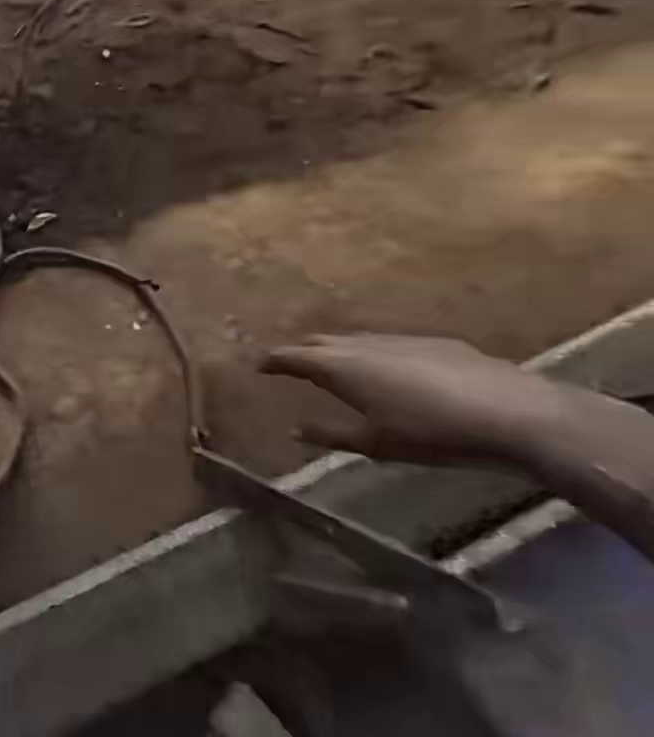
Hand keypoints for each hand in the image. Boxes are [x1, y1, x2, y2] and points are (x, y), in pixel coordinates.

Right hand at [261, 334, 584, 466]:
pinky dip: (381, 354)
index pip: (288, 356)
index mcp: (337, 366)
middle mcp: (361, 345)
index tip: (258, 366)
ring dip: (342, 351)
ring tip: (343, 367)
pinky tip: (398, 372)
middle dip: (303, 351)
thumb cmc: (434, 434)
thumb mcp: (375, 444)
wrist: (525, 418)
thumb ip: (330, 434)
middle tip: (295, 365)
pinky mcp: (441, 344)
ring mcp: (402, 340)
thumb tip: (293, 430)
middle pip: (319, 341)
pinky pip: (394, 344)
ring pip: (357, 340)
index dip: (270, 361)